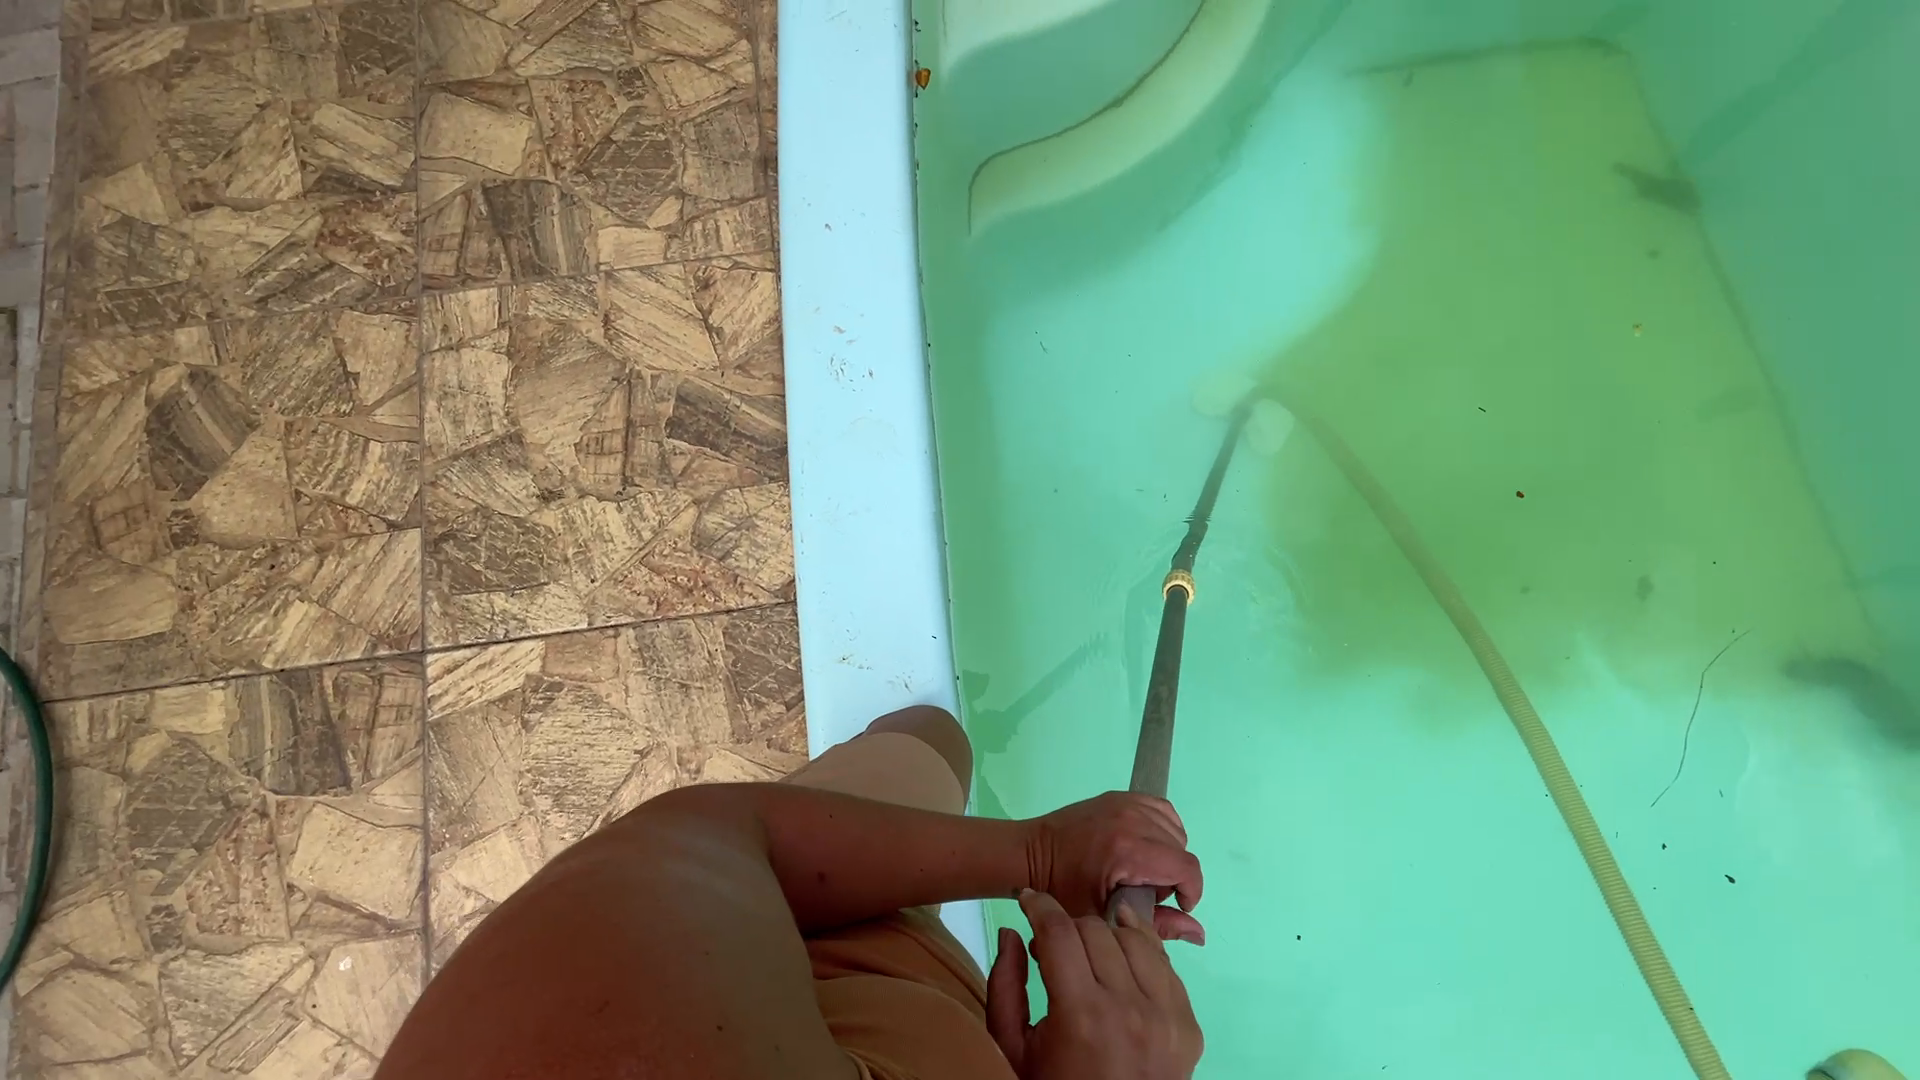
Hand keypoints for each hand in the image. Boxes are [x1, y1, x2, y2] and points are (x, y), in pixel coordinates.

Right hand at [987, 890, 1203, 1078]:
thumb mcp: (1014, 1050)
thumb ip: (1005, 987)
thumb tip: (1011, 933)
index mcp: (1080, 1016)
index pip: (1059, 931)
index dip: (1039, 906)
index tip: (1028, 900)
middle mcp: (1128, 1009)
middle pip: (1093, 929)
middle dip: (1066, 927)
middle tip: (1053, 946)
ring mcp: (1165, 1016)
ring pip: (1130, 937)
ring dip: (1103, 937)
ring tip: (1089, 955)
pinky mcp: (1189, 1026)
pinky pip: (1164, 962)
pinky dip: (1140, 949)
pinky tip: (1122, 953)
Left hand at [1026, 792, 1203, 944]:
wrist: (1032, 854)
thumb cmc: (1065, 892)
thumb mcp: (1108, 918)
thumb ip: (1157, 925)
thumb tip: (1199, 933)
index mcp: (1128, 851)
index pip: (1187, 868)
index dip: (1190, 892)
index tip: (1174, 906)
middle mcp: (1132, 820)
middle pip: (1181, 849)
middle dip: (1174, 875)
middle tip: (1146, 890)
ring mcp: (1126, 803)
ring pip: (1174, 829)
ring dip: (1168, 851)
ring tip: (1142, 868)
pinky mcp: (1119, 796)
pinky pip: (1160, 809)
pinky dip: (1161, 827)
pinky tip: (1144, 846)